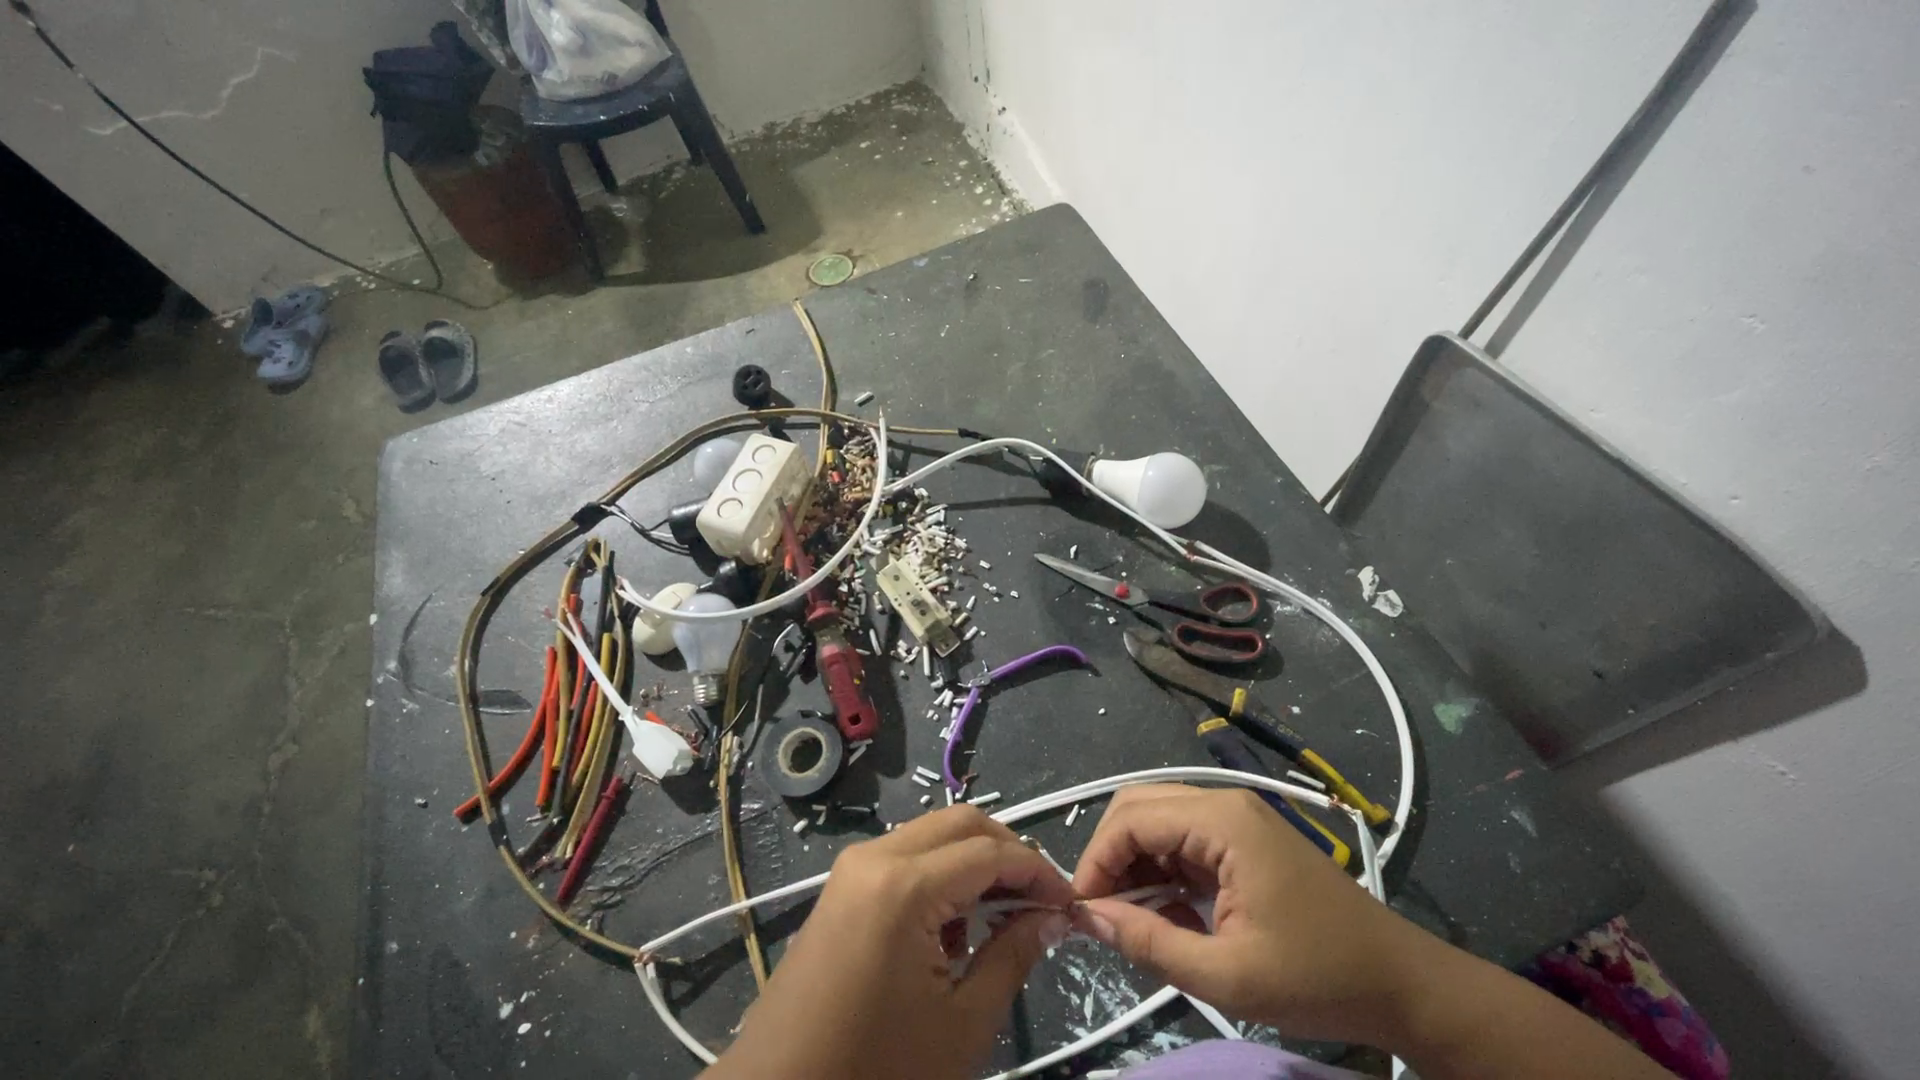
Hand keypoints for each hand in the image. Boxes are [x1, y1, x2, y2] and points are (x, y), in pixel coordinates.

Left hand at [705, 806, 1073, 1079]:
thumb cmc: (878, 1067)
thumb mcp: (963, 1022)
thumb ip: (1012, 955)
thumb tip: (1050, 917)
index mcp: (905, 885)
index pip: (991, 853)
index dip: (1039, 872)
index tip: (1069, 904)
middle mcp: (875, 856)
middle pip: (961, 823)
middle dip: (1008, 853)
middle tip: (1040, 900)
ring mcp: (852, 868)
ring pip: (932, 835)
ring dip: (974, 861)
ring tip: (1003, 917)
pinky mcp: (841, 887)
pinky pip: (904, 857)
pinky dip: (940, 874)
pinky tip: (954, 927)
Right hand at [1070, 784, 1443, 1046]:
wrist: (1401, 984)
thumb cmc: (1318, 978)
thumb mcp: (1226, 976)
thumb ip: (1150, 943)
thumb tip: (1088, 916)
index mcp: (1222, 822)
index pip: (1131, 819)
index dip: (1096, 861)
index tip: (1081, 912)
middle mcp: (1225, 806)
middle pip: (1139, 807)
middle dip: (1109, 856)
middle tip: (1100, 912)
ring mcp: (1237, 821)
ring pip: (1157, 822)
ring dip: (1134, 865)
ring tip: (1133, 921)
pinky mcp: (1244, 842)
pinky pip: (1182, 843)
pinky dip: (1162, 873)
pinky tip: (1169, 917)